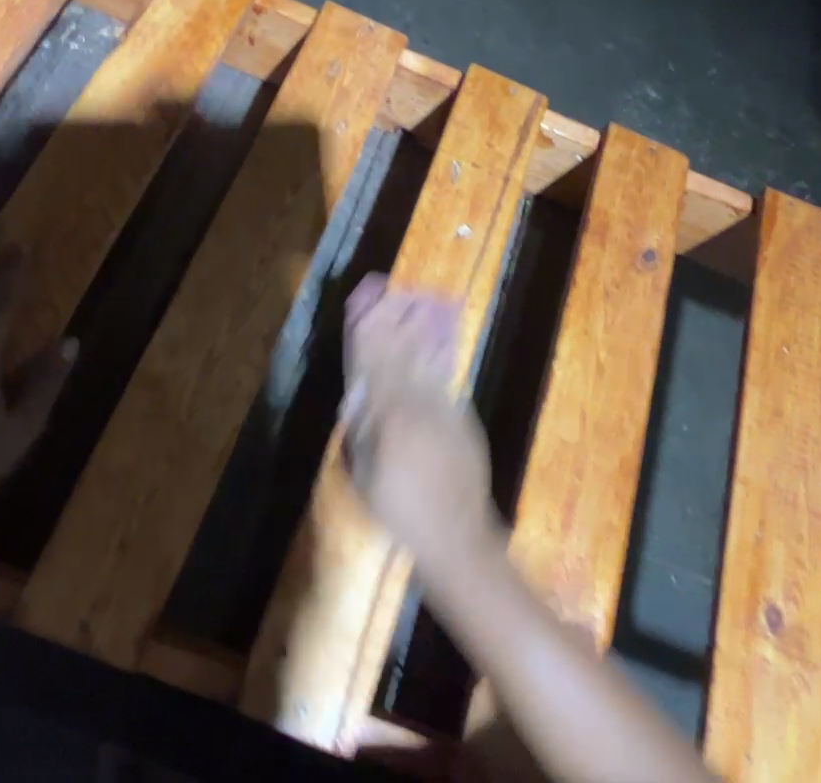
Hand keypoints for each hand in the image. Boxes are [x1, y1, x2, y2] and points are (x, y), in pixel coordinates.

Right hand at [338, 274, 499, 565]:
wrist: (457, 533)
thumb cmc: (401, 509)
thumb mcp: (365, 473)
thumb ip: (360, 430)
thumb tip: (357, 395)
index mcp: (388, 416)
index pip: (372, 361)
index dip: (366, 328)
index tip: (364, 300)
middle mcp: (417, 403)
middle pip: (401, 350)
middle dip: (393, 316)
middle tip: (389, 286)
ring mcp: (444, 407)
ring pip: (427, 357)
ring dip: (419, 324)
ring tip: (416, 296)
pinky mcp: (463, 416)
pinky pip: (447, 374)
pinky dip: (442, 350)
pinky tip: (440, 333)